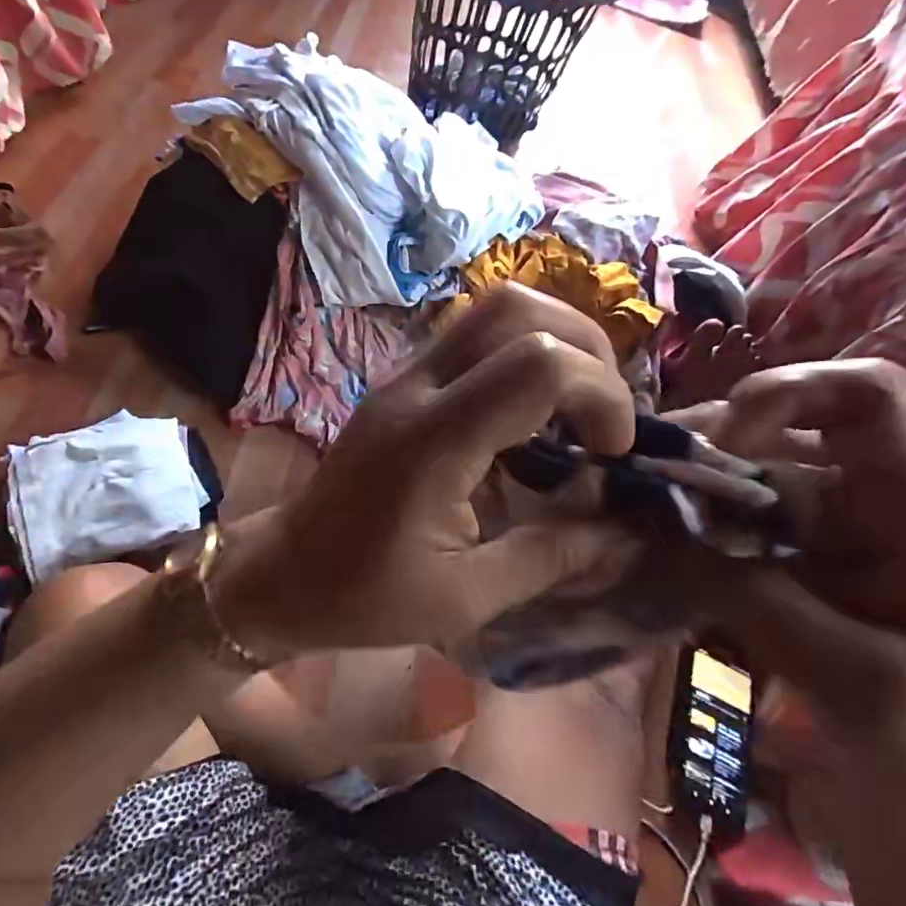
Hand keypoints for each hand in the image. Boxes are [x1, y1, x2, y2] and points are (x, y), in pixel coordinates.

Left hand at [210, 283, 639, 658]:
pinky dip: (523, 352)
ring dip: (555, 340)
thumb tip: (622, 532)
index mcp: (433, 441)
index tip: (612, 453)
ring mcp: (404, 375)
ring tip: (577, 407)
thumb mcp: (465, 597)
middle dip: (586, 349)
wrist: (284, 571)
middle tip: (602, 417)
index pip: (539, 365)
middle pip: (516, 308)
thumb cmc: (364, 596)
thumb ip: (550, 558)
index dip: (601, 396)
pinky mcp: (402, 380)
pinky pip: (474, 335)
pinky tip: (532, 412)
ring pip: (494, 308)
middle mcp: (417, 388)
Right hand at [686, 361, 905, 905]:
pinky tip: (652, 559)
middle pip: (794, 437)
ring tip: (633, 520)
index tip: (724, 437)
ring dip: (696, 500)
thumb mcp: (874, 691)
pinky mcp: (806, 586)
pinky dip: (695, 543)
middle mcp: (885, 515)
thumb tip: (666, 531)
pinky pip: (740, 540)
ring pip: (754, 489)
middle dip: (718, 449)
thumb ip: (768, 602)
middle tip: (643, 481)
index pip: (874, 399)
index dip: (795, 390)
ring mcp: (840, 551)